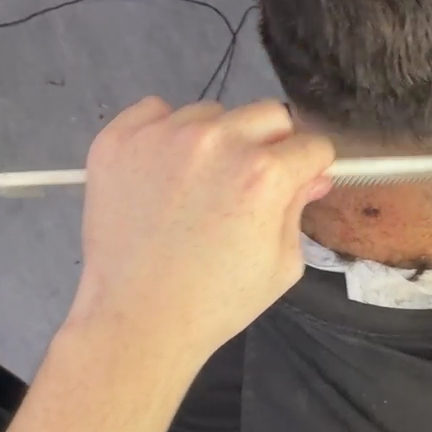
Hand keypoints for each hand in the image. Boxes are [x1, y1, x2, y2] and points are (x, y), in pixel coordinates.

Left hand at [68, 98, 334, 365]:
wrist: (140, 319)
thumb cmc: (217, 302)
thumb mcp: (282, 265)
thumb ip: (298, 210)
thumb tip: (312, 177)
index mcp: (264, 175)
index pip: (312, 144)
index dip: (312, 167)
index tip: (301, 182)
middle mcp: (216, 141)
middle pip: (269, 115)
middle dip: (273, 145)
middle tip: (254, 185)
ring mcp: (163, 135)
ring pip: (213, 114)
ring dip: (219, 141)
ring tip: (200, 187)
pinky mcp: (119, 139)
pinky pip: (156, 112)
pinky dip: (167, 135)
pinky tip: (164, 177)